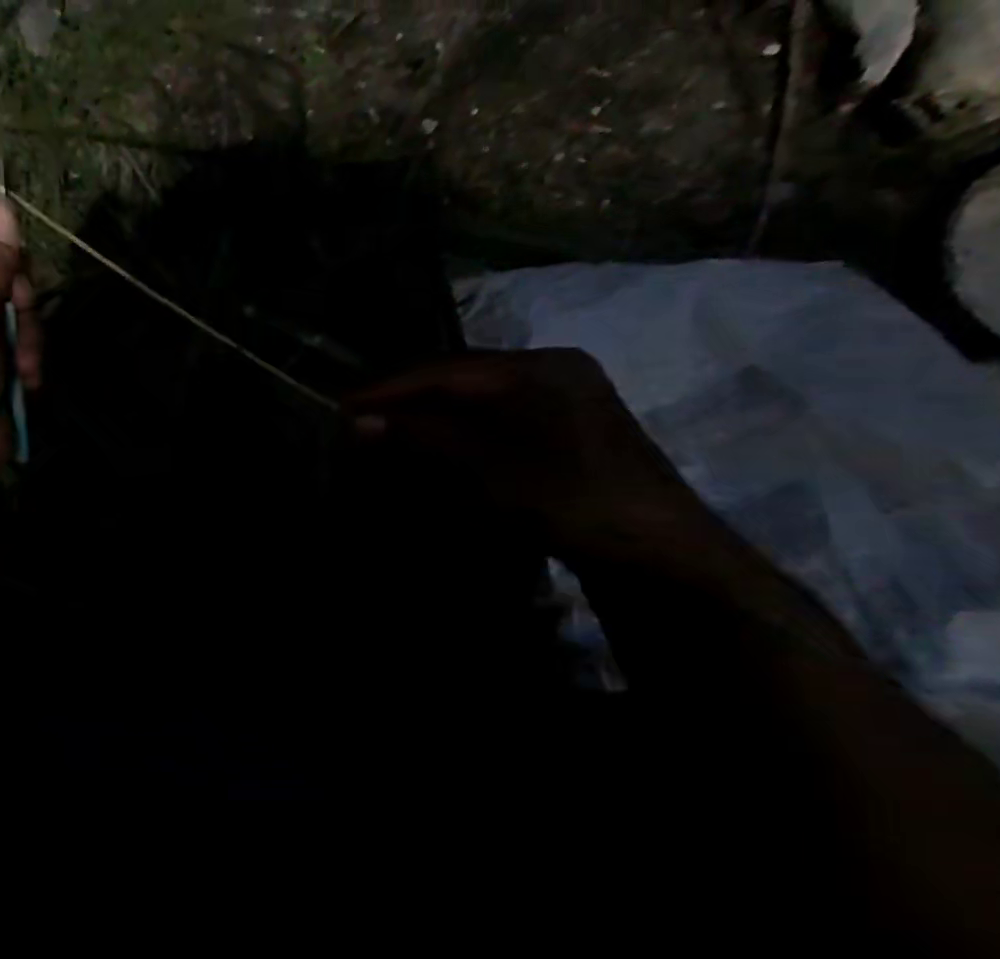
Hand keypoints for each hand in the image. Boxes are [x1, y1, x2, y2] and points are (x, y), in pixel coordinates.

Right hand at [344, 349, 705, 557]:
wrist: (654, 549)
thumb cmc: (567, 501)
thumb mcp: (487, 470)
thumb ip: (422, 438)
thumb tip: (357, 422)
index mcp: (539, 367)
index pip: (446, 369)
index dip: (391, 389)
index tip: (345, 406)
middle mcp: (553, 369)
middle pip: (461, 376)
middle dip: (407, 398)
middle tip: (361, 419)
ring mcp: (565, 396)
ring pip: (478, 396)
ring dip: (430, 413)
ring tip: (389, 430)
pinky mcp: (567, 426)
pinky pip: (497, 414)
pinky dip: (459, 427)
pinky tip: (438, 443)